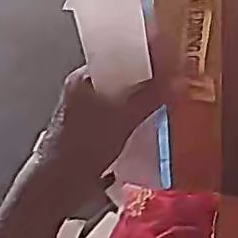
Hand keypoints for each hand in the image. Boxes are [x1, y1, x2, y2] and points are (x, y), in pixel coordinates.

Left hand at [4, 68, 166, 223]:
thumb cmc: (85, 146)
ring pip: (121, 91)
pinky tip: (151, 114)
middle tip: (173, 74)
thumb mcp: (124, 119)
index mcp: (84, 77)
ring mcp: (85, 106)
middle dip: (147, 74)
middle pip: (122, 73)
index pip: (120, 55)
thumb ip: (152, 97)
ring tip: (167, 92)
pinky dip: (135, 107)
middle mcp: (82, 87)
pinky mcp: (90, 124)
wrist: (57, 184)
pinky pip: (118, 106)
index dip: (145, 53)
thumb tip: (179, 80)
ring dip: (142, 92)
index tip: (168, 53)